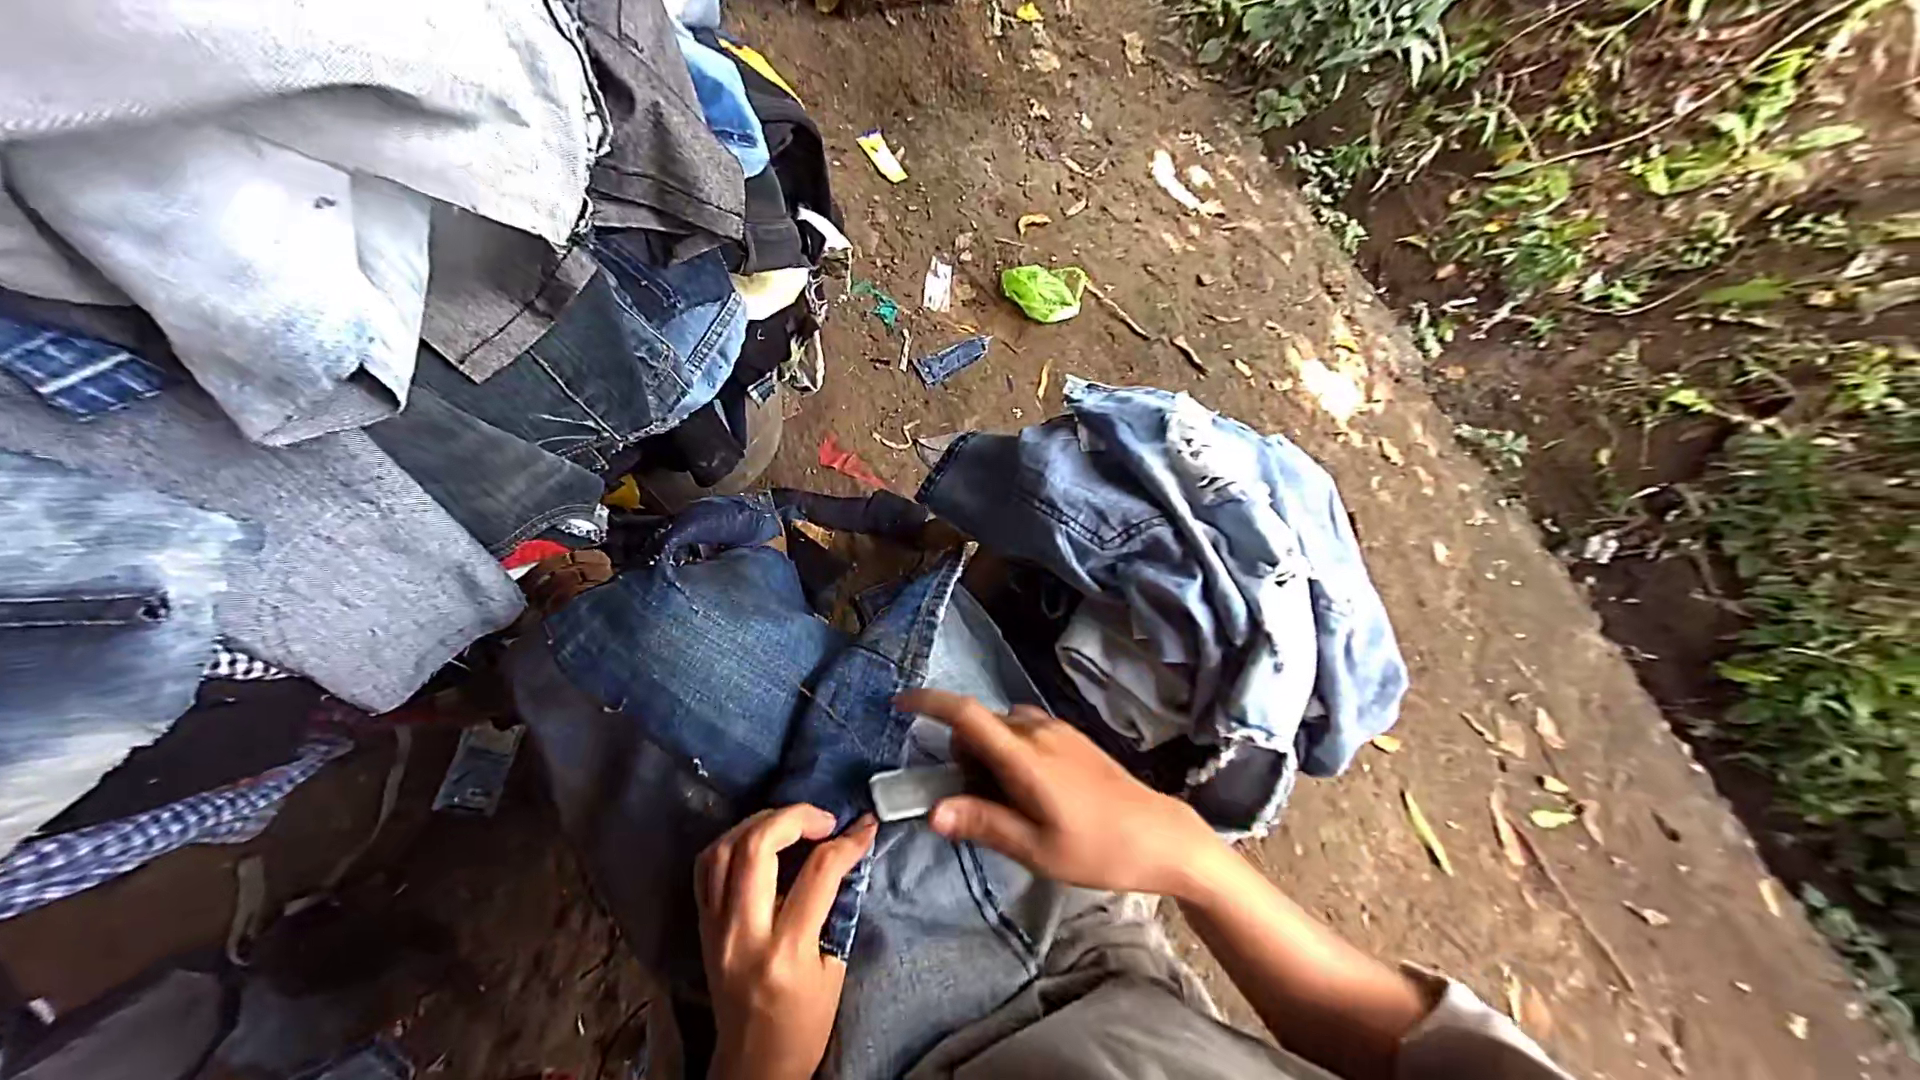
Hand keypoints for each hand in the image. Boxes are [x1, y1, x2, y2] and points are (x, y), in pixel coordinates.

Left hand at [696, 805, 878, 1079]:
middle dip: (796, 816)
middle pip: (757, 847)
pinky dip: (732, 840)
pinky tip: (758, 838)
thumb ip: (837, 908)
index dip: (848, 841)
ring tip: (792, 821)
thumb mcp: (834, 968)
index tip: (866, 827)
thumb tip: (847, 853)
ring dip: (762, 821)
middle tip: (825, 818)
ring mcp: (715, 927)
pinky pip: (706, 866)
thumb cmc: (804, 1024)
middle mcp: (743, 933)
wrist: (752, 1067)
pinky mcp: (702, 926)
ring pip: (724, 848)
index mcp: (784, 951)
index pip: (817, 873)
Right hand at [896, 688, 1225, 897]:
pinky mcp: (1071, 735)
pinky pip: (1023, 730)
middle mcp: (1037, 730)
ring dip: (987, 754)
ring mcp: (1057, 729)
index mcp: (1024, 756)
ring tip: (1009, 803)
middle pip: (978, 725)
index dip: (929, 704)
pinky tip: (1031, 791)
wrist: (1161, 835)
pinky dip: (1008, 751)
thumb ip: (983, 823)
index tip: (899, 705)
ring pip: (1000, 727)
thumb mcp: (1036, 849)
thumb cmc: (1097, 848)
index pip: (966, 714)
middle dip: (962, 755)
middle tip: (978, 804)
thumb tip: (932, 811)